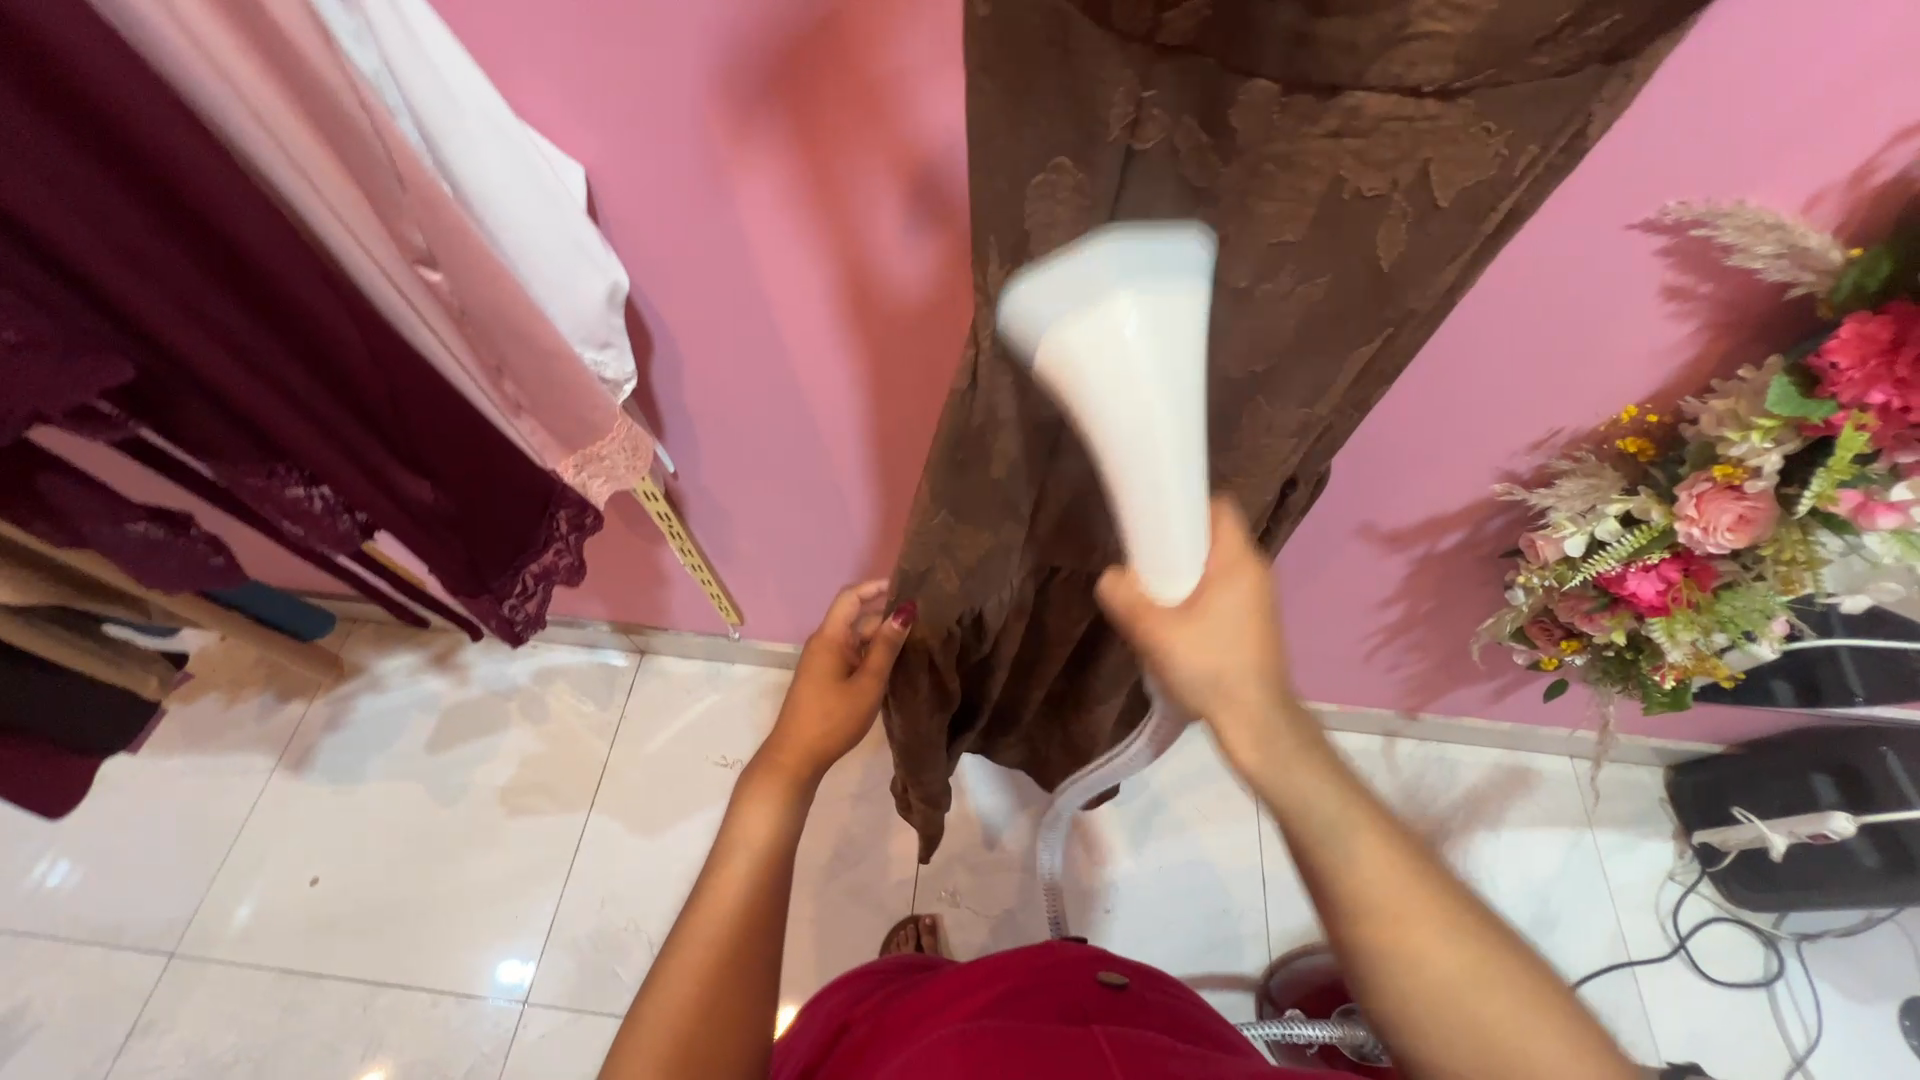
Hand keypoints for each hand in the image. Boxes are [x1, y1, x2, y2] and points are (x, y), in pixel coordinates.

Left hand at [756, 580, 913, 785]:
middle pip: (857, 618)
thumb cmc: (833, 719)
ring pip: (856, 639)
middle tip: (924, 620)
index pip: (851, 597)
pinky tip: (895, 664)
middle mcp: (825, 642)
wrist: (796, 757)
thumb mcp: (868, 683)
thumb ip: (886, 646)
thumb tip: (905, 611)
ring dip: (882, 637)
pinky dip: (872, 654)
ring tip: (917, 641)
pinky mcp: (826, 677)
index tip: (906, 587)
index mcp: (830, 637)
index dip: (877, 587)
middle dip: (887, 616)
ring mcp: (824, 661)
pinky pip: (852, 655)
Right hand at [1095, 496, 1316, 774]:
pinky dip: (1194, 599)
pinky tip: (1172, 627)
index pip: (1218, 506)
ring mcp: (1257, 599)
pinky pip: (1219, 593)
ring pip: (1212, 569)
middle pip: (1210, 538)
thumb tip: (1109, 577)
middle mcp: (1254, 572)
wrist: (1257, 722)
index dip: (1184, 505)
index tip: (1151, 520)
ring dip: (1182, 577)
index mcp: (1238, 561)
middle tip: (1141, 565)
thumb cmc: (1211, 668)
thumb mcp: (1156, 634)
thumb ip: (1126, 599)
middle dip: (1174, 546)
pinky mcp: (1253, 623)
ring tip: (1151, 599)